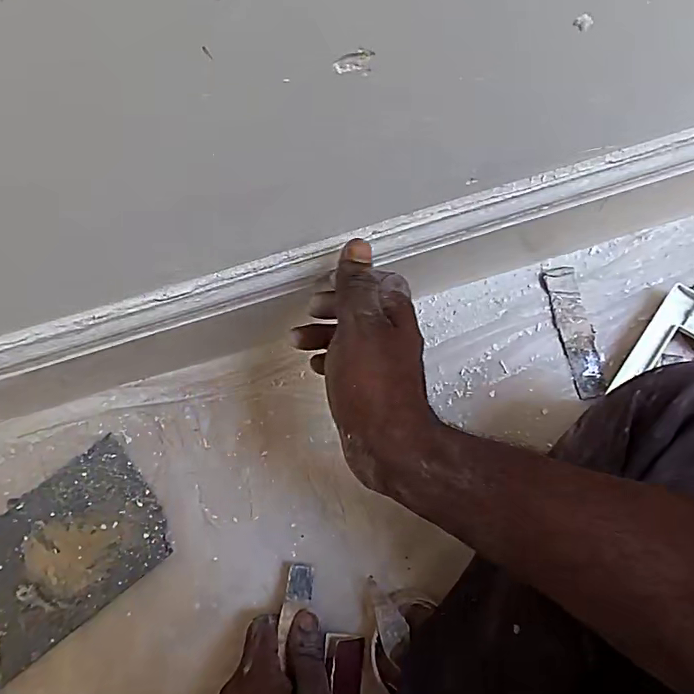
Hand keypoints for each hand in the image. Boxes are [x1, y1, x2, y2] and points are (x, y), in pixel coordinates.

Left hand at [205, 611, 333, 693]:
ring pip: (242, 686)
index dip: (282, 628)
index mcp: (255, 675)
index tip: (299, 644)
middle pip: (251, 658)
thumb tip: (303, 618)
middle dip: (275, 666)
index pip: (261, 628)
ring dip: (260, 691)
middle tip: (300, 692)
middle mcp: (230, 687)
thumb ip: (308, 660)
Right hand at [289, 239, 440, 495]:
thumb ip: (354, 288)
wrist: (386, 444)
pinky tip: (316, 364)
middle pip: (362, 308)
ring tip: (299, 338)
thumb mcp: (357, 327)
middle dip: (332, 304)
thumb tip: (357, 249)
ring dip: (324, 331)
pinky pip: (346, 362)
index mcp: (394, 317)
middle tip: (311, 307)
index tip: (325, 282)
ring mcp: (381, 364)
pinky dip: (328, 356)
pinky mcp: (369, 388)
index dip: (351, 278)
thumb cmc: (372, 385)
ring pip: (350, 335)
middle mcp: (392, 338)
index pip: (378, 283)